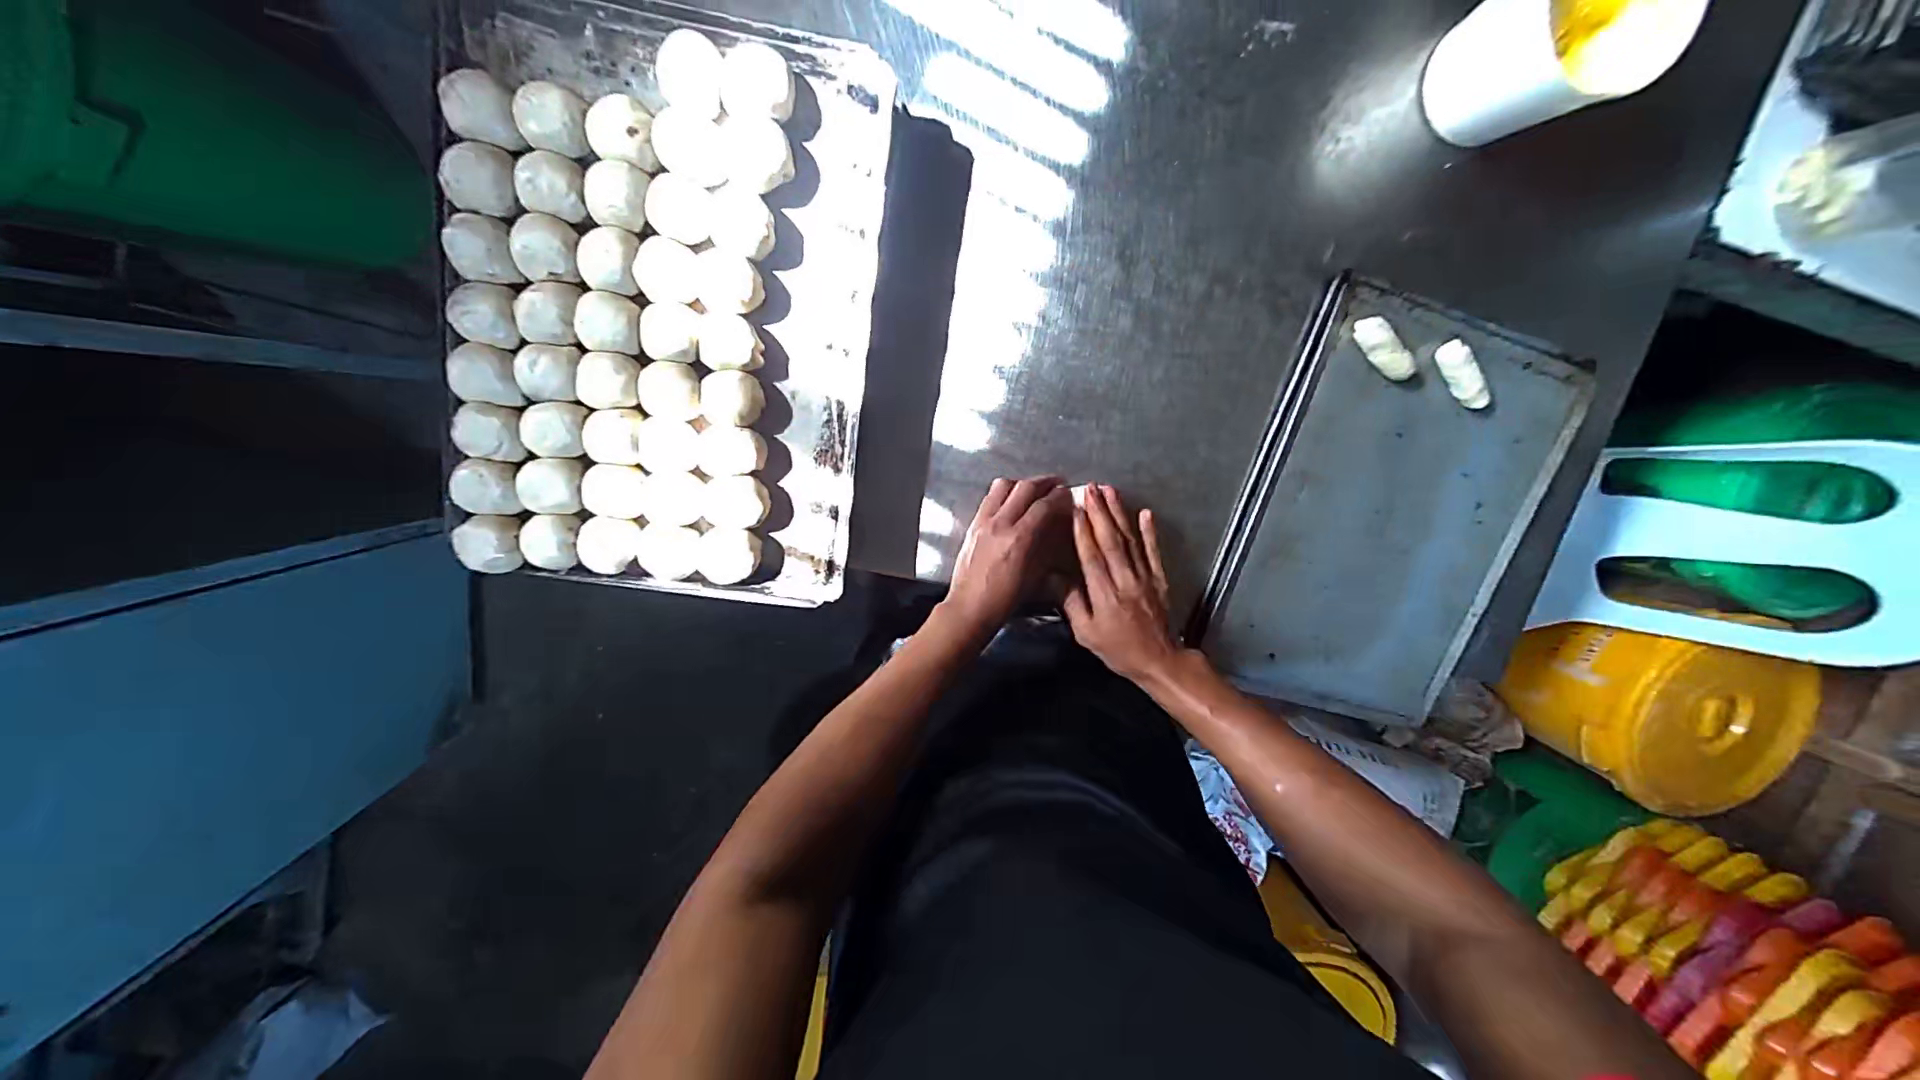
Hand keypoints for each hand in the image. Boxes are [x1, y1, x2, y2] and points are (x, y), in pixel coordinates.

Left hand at [940, 476, 1072, 638]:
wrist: (970, 607)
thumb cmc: (1005, 599)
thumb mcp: (1035, 574)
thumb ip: (1046, 546)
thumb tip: (1056, 526)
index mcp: (1019, 538)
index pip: (1043, 505)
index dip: (1059, 496)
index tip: (1068, 493)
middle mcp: (1000, 524)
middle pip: (1024, 488)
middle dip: (1044, 482)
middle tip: (1056, 483)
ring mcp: (983, 522)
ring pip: (1003, 486)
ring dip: (1021, 483)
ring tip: (1032, 489)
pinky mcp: (972, 525)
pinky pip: (989, 498)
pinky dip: (1003, 493)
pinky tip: (1010, 501)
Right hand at [1063, 485, 1183, 682]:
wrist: (1158, 661)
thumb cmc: (1117, 649)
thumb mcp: (1085, 633)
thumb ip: (1071, 603)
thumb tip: (1053, 577)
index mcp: (1104, 594)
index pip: (1092, 556)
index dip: (1083, 531)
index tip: (1077, 508)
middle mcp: (1125, 581)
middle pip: (1111, 541)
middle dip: (1100, 513)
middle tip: (1091, 488)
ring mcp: (1145, 578)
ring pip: (1131, 540)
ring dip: (1119, 514)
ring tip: (1110, 492)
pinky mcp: (1159, 579)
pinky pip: (1153, 552)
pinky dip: (1149, 532)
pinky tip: (1144, 512)